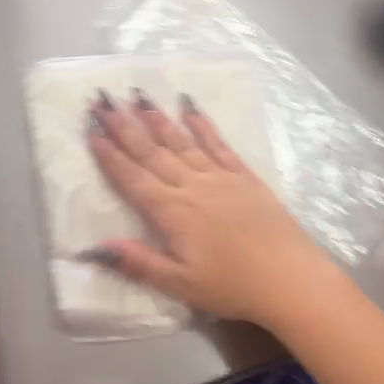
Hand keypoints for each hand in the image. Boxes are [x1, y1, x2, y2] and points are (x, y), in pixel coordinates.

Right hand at [83, 90, 340, 328]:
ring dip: (158, 119)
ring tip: (139, 96)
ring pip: (182, 142)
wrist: (291, 279)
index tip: (91, 132)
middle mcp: (192, 187)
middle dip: (125, 126)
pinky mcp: (245, 176)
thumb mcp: (181, 285)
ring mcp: (220, 177)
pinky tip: (191, 109)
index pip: (133, 178)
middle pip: (152, 152)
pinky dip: (203, 125)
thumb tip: (96, 247)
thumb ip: (139, 263)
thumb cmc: (233, 286)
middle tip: (104, 101)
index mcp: (173, 213)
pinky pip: (219, 145)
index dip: (111, 155)